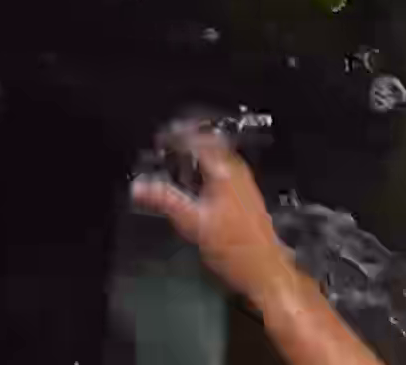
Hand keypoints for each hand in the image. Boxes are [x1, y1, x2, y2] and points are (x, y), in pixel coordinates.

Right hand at [131, 126, 298, 306]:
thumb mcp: (192, 223)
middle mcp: (237, 170)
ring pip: (220, 155)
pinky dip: (209, 166)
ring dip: (200, 153)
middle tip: (171, 141)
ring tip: (182, 157)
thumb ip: (165, 201)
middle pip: (211, 143)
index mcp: (224, 171)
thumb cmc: (234, 249)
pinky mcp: (248, 193)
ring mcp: (245, 181)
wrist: (265, 270)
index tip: (163, 136)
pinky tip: (201, 182)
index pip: (198, 139)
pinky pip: (226, 168)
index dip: (178, 134)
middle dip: (189, 140)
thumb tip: (140, 187)